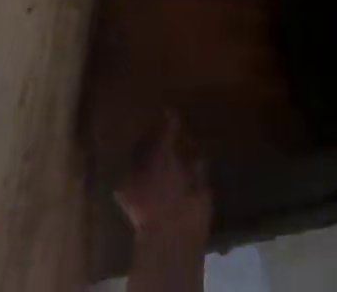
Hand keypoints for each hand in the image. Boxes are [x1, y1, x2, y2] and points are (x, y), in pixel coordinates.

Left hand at [114, 110, 211, 257]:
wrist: (178, 227)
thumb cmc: (158, 193)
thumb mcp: (157, 159)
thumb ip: (163, 135)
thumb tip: (167, 110)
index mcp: (134, 175)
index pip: (141, 146)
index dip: (151, 129)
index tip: (163, 109)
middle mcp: (151, 179)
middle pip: (160, 151)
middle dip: (169, 135)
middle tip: (180, 112)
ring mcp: (172, 185)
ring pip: (178, 158)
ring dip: (185, 144)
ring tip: (192, 123)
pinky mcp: (193, 188)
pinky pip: (195, 167)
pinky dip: (199, 156)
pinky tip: (202, 142)